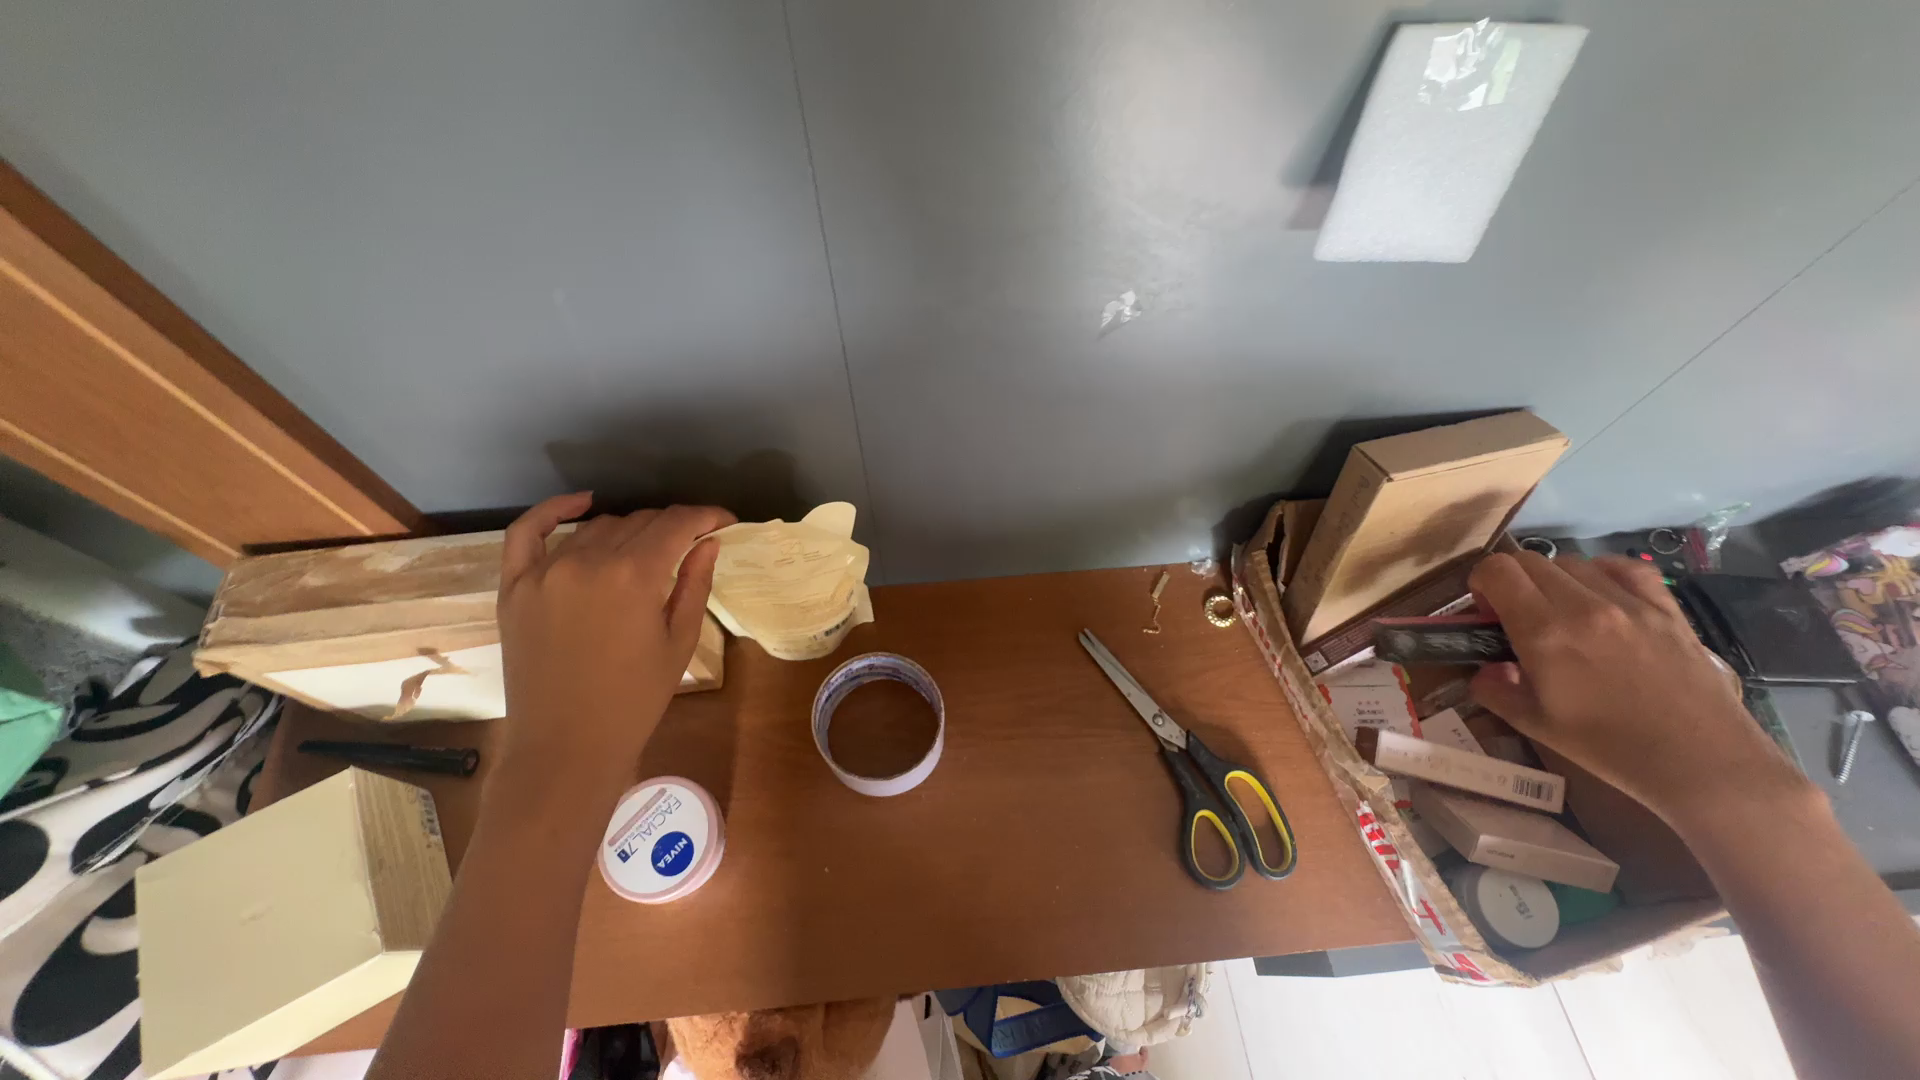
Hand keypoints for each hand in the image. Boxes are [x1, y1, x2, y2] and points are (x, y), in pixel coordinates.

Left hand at [493, 493, 735, 799]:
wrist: (566, 747)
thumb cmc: (634, 701)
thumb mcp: (678, 643)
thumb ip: (694, 584)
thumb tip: (708, 542)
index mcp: (634, 576)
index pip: (677, 524)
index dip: (706, 517)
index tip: (725, 523)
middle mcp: (587, 561)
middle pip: (639, 522)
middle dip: (672, 527)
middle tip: (691, 546)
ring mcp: (544, 571)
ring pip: (596, 528)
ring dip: (628, 531)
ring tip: (645, 551)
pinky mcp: (514, 587)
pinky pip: (526, 532)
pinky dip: (553, 511)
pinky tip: (581, 504)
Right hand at [1467, 552, 1803, 823]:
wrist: (1699, 760)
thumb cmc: (1608, 746)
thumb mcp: (1533, 724)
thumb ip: (1493, 689)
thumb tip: (1483, 669)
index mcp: (1544, 632)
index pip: (1497, 571)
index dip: (1480, 582)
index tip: (1484, 610)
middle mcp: (1584, 606)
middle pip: (1530, 560)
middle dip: (1511, 581)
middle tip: (1515, 615)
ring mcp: (1630, 603)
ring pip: (1573, 562)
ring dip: (1553, 580)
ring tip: (1560, 611)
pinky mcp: (1666, 608)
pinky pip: (1626, 568)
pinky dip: (1602, 573)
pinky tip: (1600, 595)